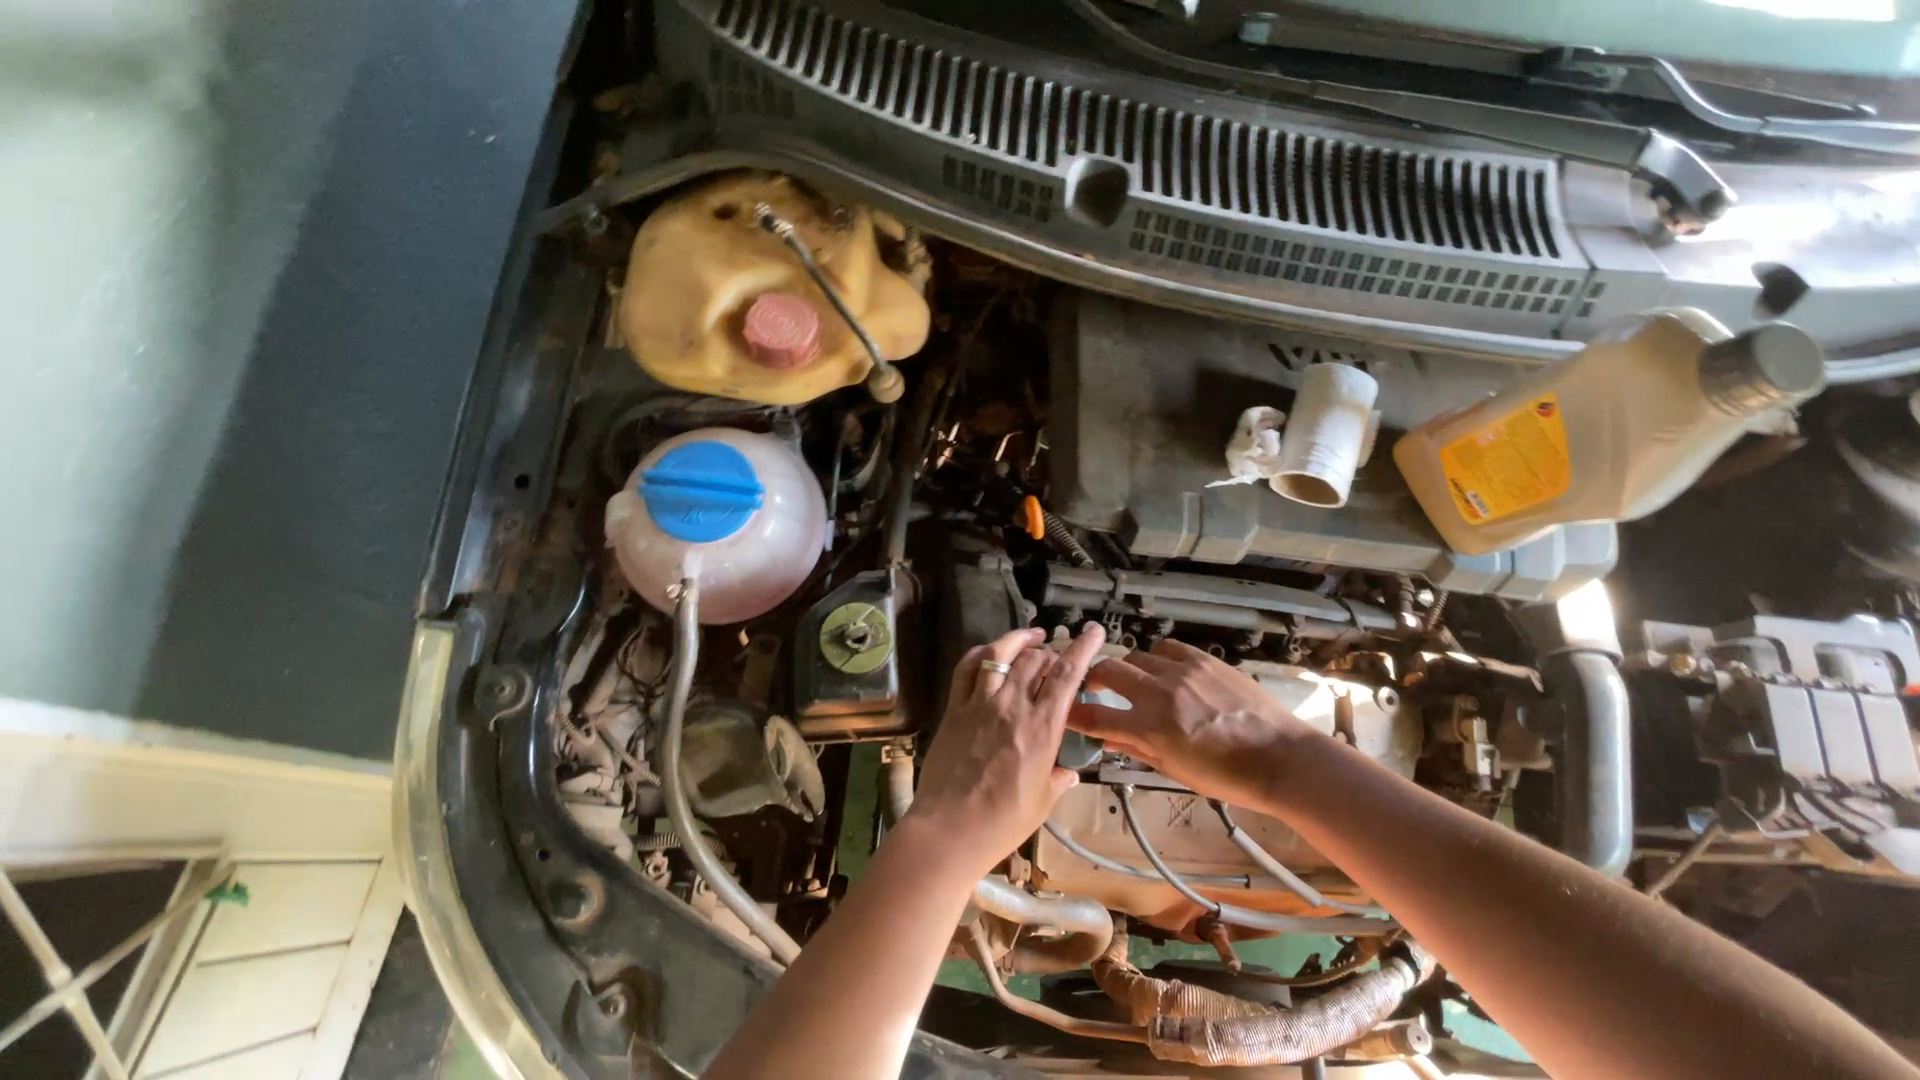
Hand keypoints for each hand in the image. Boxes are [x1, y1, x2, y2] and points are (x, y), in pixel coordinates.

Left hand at [903, 624, 1107, 877]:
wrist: (950, 829)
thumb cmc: (1003, 822)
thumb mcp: (1043, 802)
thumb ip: (1058, 780)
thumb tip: (1069, 773)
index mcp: (1042, 728)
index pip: (1066, 676)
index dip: (1082, 649)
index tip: (1093, 631)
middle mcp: (1012, 706)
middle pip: (1035, 660)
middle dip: (1051, 651)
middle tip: (1057, 656)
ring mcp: (980, 704)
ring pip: (1000, 654)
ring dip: (1018, 640)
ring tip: (1031, 636)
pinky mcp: (954, 709)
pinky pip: (967, 669)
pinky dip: (981, 653)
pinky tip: (990, 652)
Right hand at [1068, 638, 1321, 808]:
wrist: (1283, 758)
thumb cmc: (1229, 778)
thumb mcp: (1176, 771)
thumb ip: (1137, 749)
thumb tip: (1107, 738)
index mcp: (1152, 728)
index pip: (1097, 716)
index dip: (1074, 714)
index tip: (1065, 713)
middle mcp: (1162, 693)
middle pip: (1109, 671)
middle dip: (1093, 679)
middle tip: (1093, 689)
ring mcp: (1184, 671)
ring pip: (1137, 656)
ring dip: (1129, 669)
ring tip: (1135, 683)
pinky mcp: (1205, 660)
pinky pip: (1168, 648)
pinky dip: (1157, 658)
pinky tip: (1164, 671)